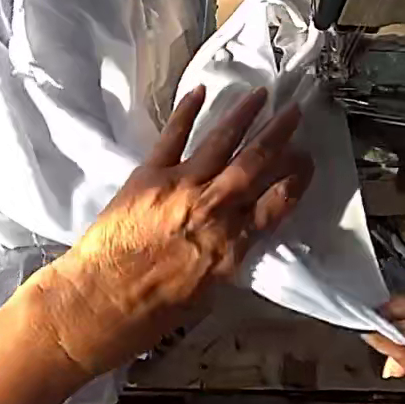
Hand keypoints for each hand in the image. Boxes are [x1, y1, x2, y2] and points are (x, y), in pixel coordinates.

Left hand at [30, 85, 313, 376]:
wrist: (97, 302)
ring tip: (260, 94)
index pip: (278, 202)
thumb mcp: (209, 292)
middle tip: (294, 112)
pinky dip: (187, 111)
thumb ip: (230, 254)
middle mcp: (213, 208)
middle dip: (278, 134)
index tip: (307, 159)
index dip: (296, 177)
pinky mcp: (149, 174)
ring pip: (221, 141)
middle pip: (255, 163)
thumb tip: (243, 232)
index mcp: (232, 243)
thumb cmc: (153, 311)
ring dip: (243, 115)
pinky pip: (173, 136)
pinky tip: (201, 91)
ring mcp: (181, 185)